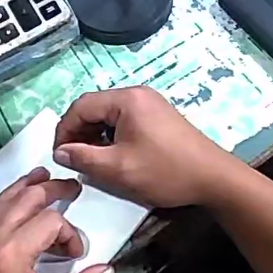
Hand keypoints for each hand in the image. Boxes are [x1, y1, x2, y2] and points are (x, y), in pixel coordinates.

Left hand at [0, 168, 109, 272]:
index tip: (80, 256)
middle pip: (23, 198)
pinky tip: (8, 209)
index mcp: (12, 251)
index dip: (71, 234)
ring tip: (39, 177)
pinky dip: (1, 206)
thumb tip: (106, 269)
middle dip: (50, 189)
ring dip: (21, 189)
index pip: (50, 221)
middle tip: (71, 187)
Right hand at [52, 87, 245, 208]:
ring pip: (109, 114)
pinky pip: (125, 120)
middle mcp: (138, 94)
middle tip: (74, 159)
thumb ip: (84, 158)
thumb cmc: (165, 171)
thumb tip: (60, 152)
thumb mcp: (118, 168)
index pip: (81, 105)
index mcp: (127, 100)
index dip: (65, 130)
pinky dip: (112, 135)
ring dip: (95, 135)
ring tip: (91, 160)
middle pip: (95, 107)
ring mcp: (150, 104)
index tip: (60, 155)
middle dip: (79, 132)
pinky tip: (113, 155)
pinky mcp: (158, 116)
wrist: (213, 177)